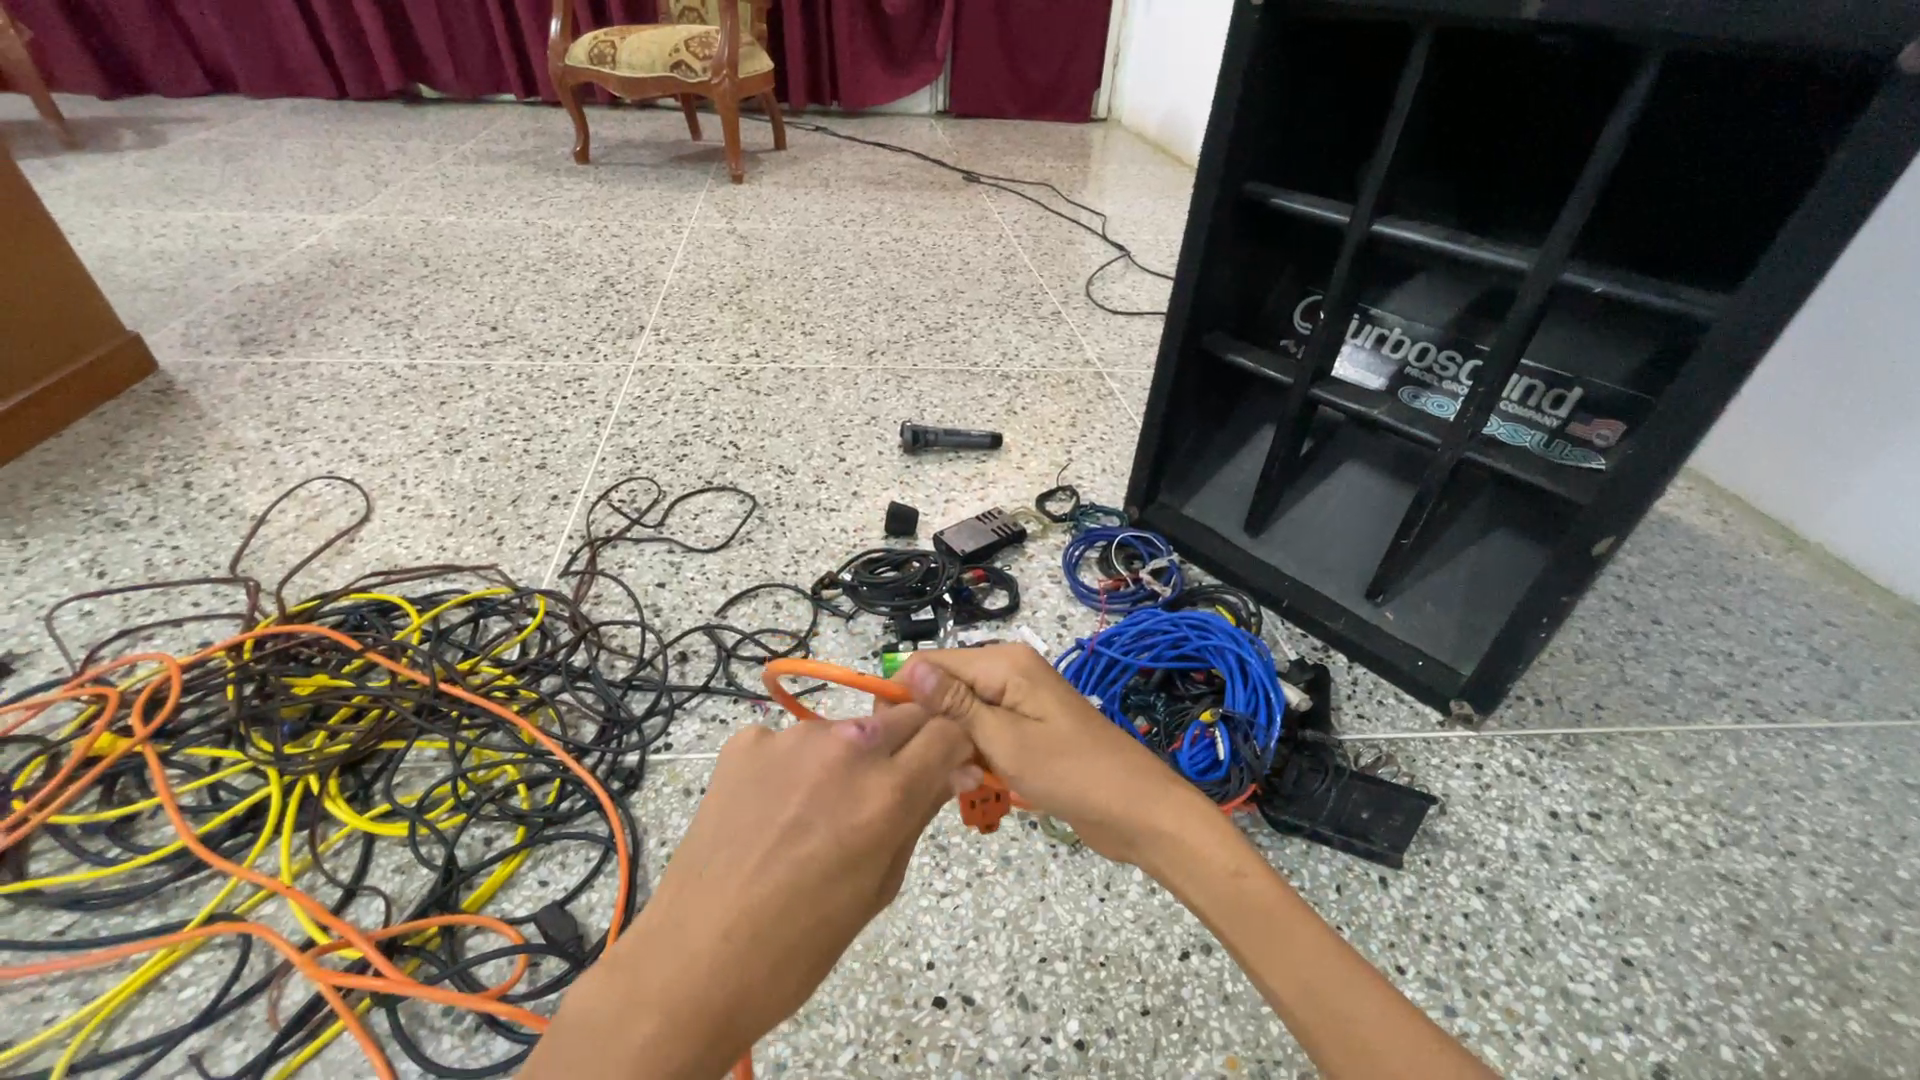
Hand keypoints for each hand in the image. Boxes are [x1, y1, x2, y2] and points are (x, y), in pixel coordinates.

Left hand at [522, 703, 977, 1079]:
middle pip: (904, 715)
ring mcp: (791, 738)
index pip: (947, 731)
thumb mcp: (880, 886)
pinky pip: (790, 741)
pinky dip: (794, 765)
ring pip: (846, 728)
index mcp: (888, 792)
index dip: (952, 749)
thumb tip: (951, 773)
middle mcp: (846, 748)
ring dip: (848, 755)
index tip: (946, 769)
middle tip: (887, 788)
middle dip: (909, 743)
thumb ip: (918, 817)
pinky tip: (773, 809)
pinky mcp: (746, 741)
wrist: (698, 957)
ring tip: (815, 811)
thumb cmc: (802, 943)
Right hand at [901, 644, 1214, 864]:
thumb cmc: (1071, 772)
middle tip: (934, 768)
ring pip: (962, 717)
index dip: (904, 695)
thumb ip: (955, 705)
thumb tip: (908, 667)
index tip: (889, 738)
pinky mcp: (1027, 728)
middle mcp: (1010, 672)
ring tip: (964, 782)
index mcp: (1005, 663)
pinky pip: (984, 734)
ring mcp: (1020, 701)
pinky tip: (978, 783)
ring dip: (955, 748)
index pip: (931, 663)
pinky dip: (976, 757)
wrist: (1136, 810)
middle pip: (946, 689)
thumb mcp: (1004, 740)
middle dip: (933, 727)